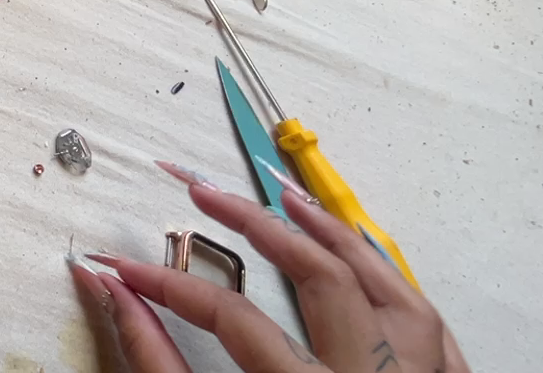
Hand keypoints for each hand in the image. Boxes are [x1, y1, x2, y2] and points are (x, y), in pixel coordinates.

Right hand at [70, 163, 471, 372]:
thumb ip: (156, 364)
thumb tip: (107, 290)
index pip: (232, 320)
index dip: (165, 286)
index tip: (115, 267)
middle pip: (324, 280)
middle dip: (255, 223)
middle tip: (198, 189)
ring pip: (398, 294)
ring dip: (336, 236)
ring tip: (285, 197)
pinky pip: (435, 332)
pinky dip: (388, 282)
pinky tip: (354, 258)